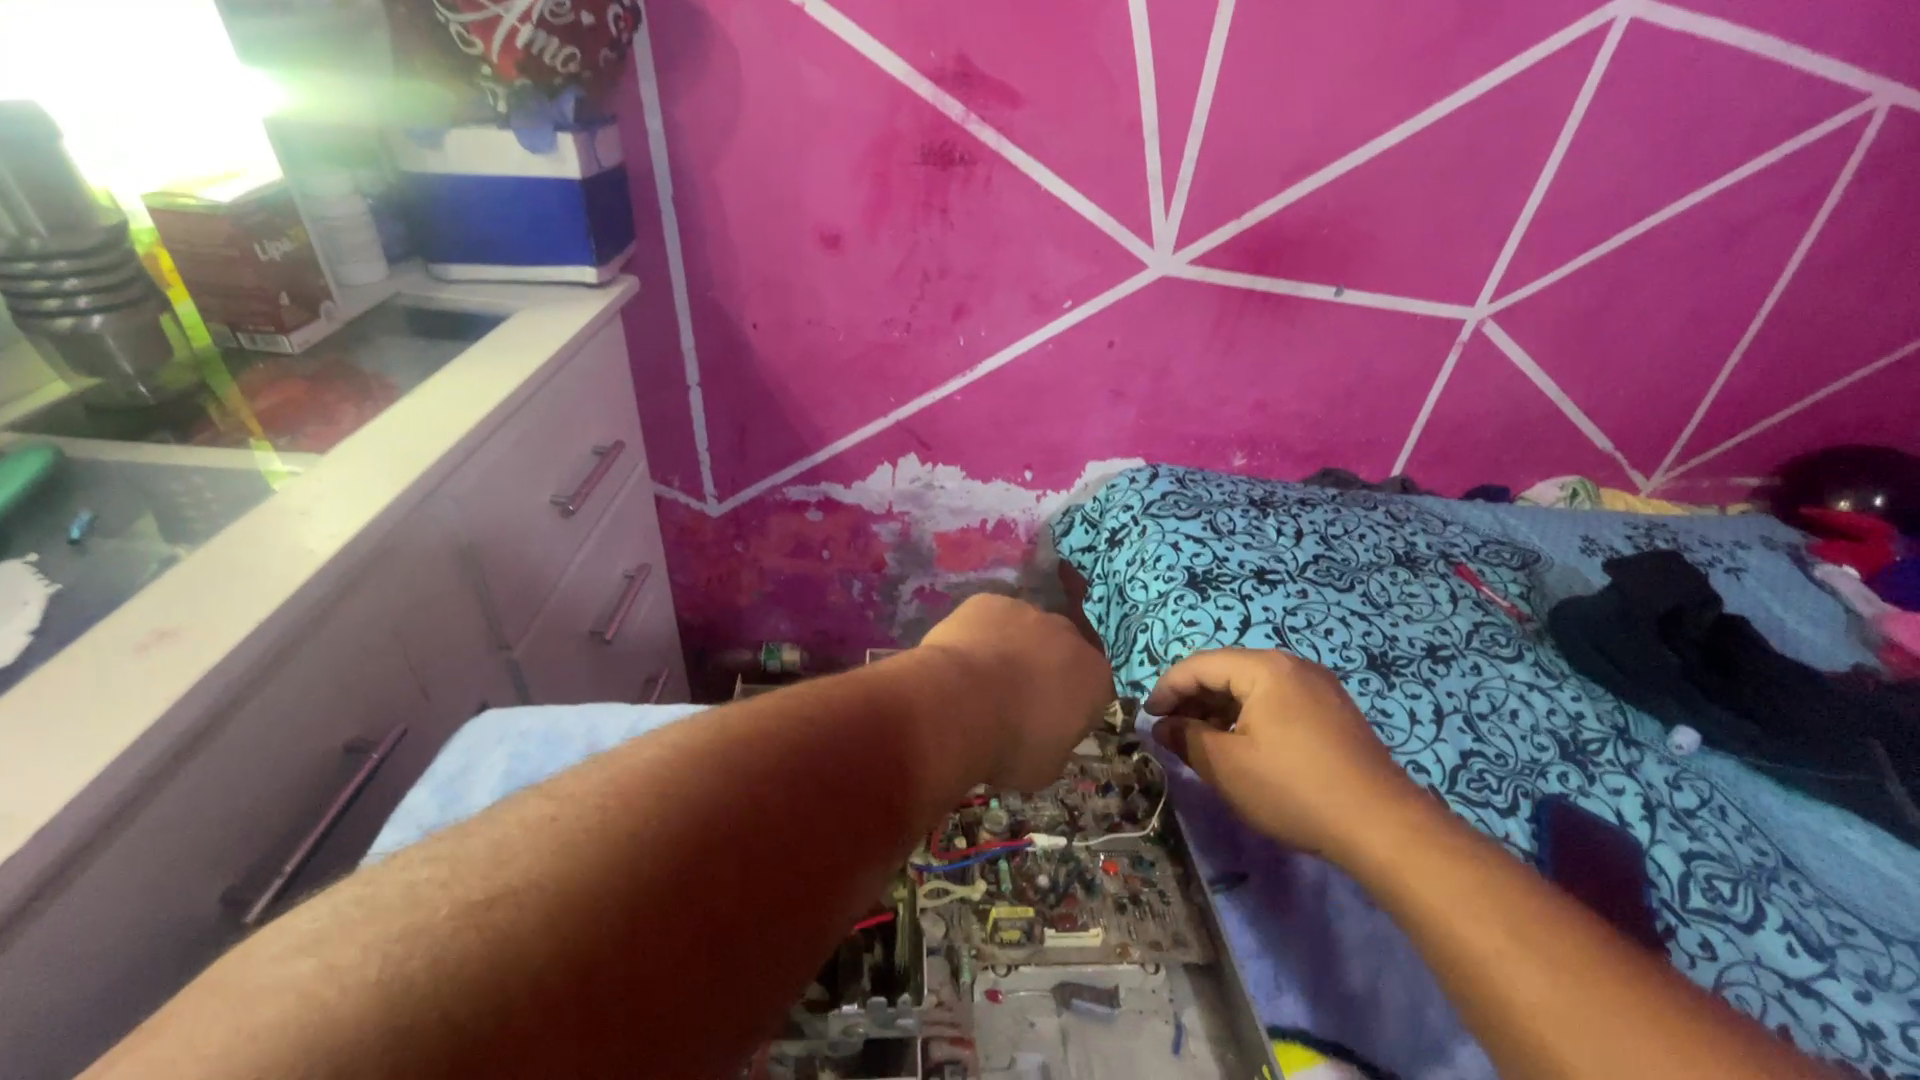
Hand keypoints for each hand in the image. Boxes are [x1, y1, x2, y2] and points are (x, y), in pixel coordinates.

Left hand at [917, 595, 1114, 789]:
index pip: (1092, 692)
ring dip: (1012, 650)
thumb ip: (1057, 745)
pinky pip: (989, 619)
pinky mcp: (989, 600)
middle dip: (1044, 672)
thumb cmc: (1010, 744)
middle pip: (1061, 654)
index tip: (1047, 728)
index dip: (1070, 711)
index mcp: (1094, 676)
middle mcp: (1069, 634)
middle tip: (1014, 702)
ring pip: (1024, 631)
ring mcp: (1028, 611)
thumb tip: (1048, 737)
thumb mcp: (1046, 767)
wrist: (958, 705)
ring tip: (980, 681)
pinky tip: (960, 660)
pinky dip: (980, 636)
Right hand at [1147, 648, 1426, 856]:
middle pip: (1227, 671)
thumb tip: (1162, 726)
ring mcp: (1319, 687)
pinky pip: (1278, 701)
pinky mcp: (1333, 711)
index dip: (1167, 690)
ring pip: (1253, 688)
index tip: (1148, 719)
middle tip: (1171, 732)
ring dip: (1220, 710)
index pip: (1199, 665)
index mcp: (1264, 668)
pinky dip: (1250, 717)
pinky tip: (1243, 747)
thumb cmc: (1293, 788)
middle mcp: (1293, 666)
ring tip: (1202, 742)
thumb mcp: (1226, 766)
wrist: (1381, 824)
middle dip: (1193, 699)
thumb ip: (1186, 738)